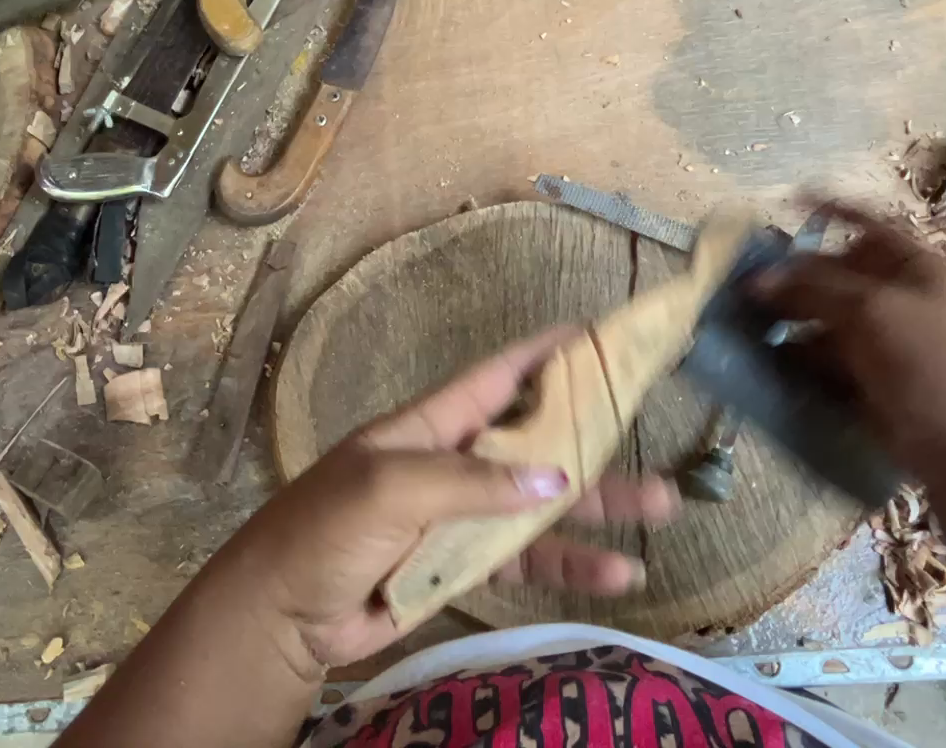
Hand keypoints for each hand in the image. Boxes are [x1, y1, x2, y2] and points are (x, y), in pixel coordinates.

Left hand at [206, 327, 678, 676]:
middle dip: (590, 433)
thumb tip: (555, 478)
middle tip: (649, 424)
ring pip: (541, 502)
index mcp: (430, 425)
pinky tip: (616, 573)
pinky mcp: (464, 564)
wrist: (284, 612)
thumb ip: (470, 482)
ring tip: (661, 505)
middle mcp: (453, 461)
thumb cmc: (325, 529)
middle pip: (533, 439)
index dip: (542, 354)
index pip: (495, 377)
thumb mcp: (390, 489)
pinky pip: (526, 557)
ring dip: (597, 503)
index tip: (594, 335)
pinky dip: (569, 563)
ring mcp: (461, 514)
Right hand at [750, 202, 945, 477]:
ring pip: (823, 318)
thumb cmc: (936, 365)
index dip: (831, 211)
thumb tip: (755, 280)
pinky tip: (766, 357)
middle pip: (836, 274)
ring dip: (787, 318)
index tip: (787, 204)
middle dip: (792, 275)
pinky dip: (795, 355)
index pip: (869, 225)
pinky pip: (823, 358)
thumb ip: (810, 287)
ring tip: (744, 321)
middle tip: (744, 280)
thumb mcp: (873, 311)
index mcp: (918, 269)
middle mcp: (901, 300)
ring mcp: (885, 342)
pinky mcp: (869, 380)